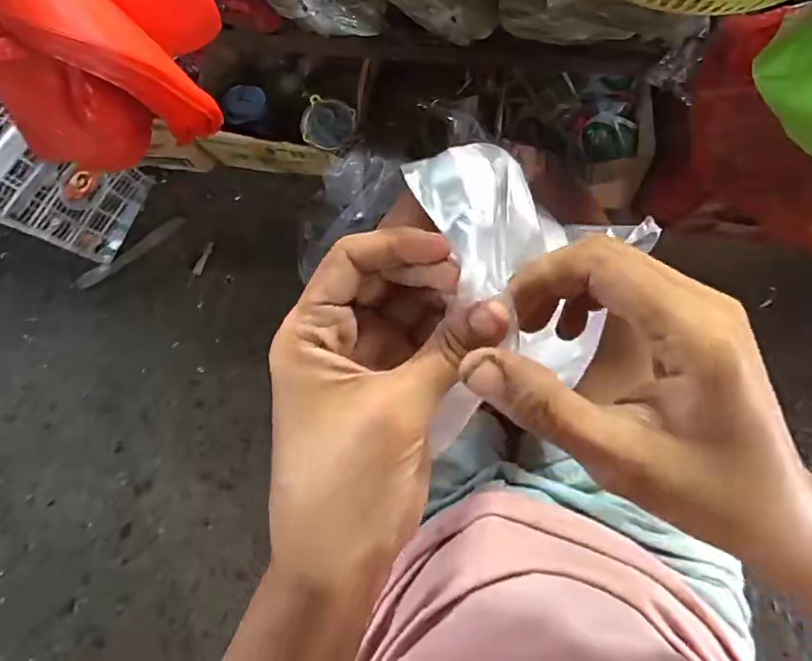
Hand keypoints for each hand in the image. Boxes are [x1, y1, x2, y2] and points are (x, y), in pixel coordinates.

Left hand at [266, 227, 509, 586]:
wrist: (337, 566)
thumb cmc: (348, 478)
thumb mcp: (397, 406)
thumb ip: (450, 349)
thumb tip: (501, 303)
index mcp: (311, 331)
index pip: (349, 261)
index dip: (395, 246)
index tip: (445, 250)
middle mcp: (334, 335)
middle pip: (380, 280)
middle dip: (423, 272)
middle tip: (470, 275)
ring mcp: (364, 358)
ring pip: (405, 308)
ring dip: (441, 300)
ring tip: (481, 295)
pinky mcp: (391, 383)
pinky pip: (421, 340)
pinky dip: (448, 330)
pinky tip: (479, 321)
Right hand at [455, 234, 811, 567]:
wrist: (780, 513)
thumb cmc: (706, 495)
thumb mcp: (617, 458)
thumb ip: (544, 406)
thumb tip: (476, 363)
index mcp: (692, 327)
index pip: (601, 261)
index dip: (543, 276)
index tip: (506, 316)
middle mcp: (704, 299)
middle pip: (609, 253)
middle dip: (551, 280)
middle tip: (516, 325)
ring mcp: (709, 303)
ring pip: (621, 263)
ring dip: (571, 286)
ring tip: (541, 330)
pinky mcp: (705, 314)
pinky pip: (638, 283)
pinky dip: (596, 297)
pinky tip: (580, 335)